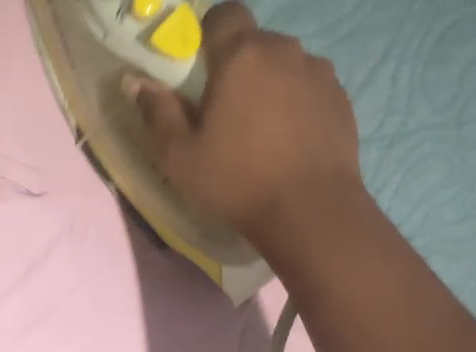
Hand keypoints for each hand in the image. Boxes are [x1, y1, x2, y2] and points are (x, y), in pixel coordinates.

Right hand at [128, 2, 363, 252]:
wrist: (309, 208)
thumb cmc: (235, 181)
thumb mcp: (180, 157)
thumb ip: (157, 114)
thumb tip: (135, 83)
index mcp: (241, 57)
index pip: (224, 14)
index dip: (208, 33)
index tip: (199, 67)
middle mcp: (284, 50)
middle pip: (255, 43)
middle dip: (237, 67)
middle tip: (223, 113)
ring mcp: (318, 71)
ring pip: (284, 66)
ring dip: (268, 86)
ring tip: (259, 133)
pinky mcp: (340, 97)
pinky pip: (309, 89)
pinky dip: (295, 105)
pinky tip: (287, 143)